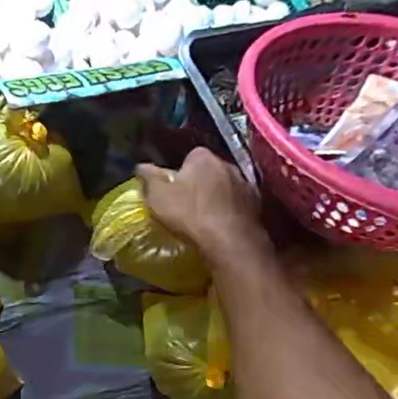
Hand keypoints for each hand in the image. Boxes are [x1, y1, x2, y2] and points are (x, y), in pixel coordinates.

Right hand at [136, 147, 266, 259]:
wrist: (229, 241)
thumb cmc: (189, 215)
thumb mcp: (158, 197)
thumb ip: (149, 178)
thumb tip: (141, 166)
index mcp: (202, 157)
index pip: (189, 157)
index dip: (179, 173)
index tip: (172, 190)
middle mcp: (227, 164)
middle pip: (208, 171)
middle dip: (199, 183)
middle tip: (186, 204)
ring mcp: (245, 183)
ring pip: (225, 186)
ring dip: (216, 197)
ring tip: (204, 217)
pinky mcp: (256, 203)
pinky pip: (237, 203)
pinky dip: (230, 210)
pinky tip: (221, 225)